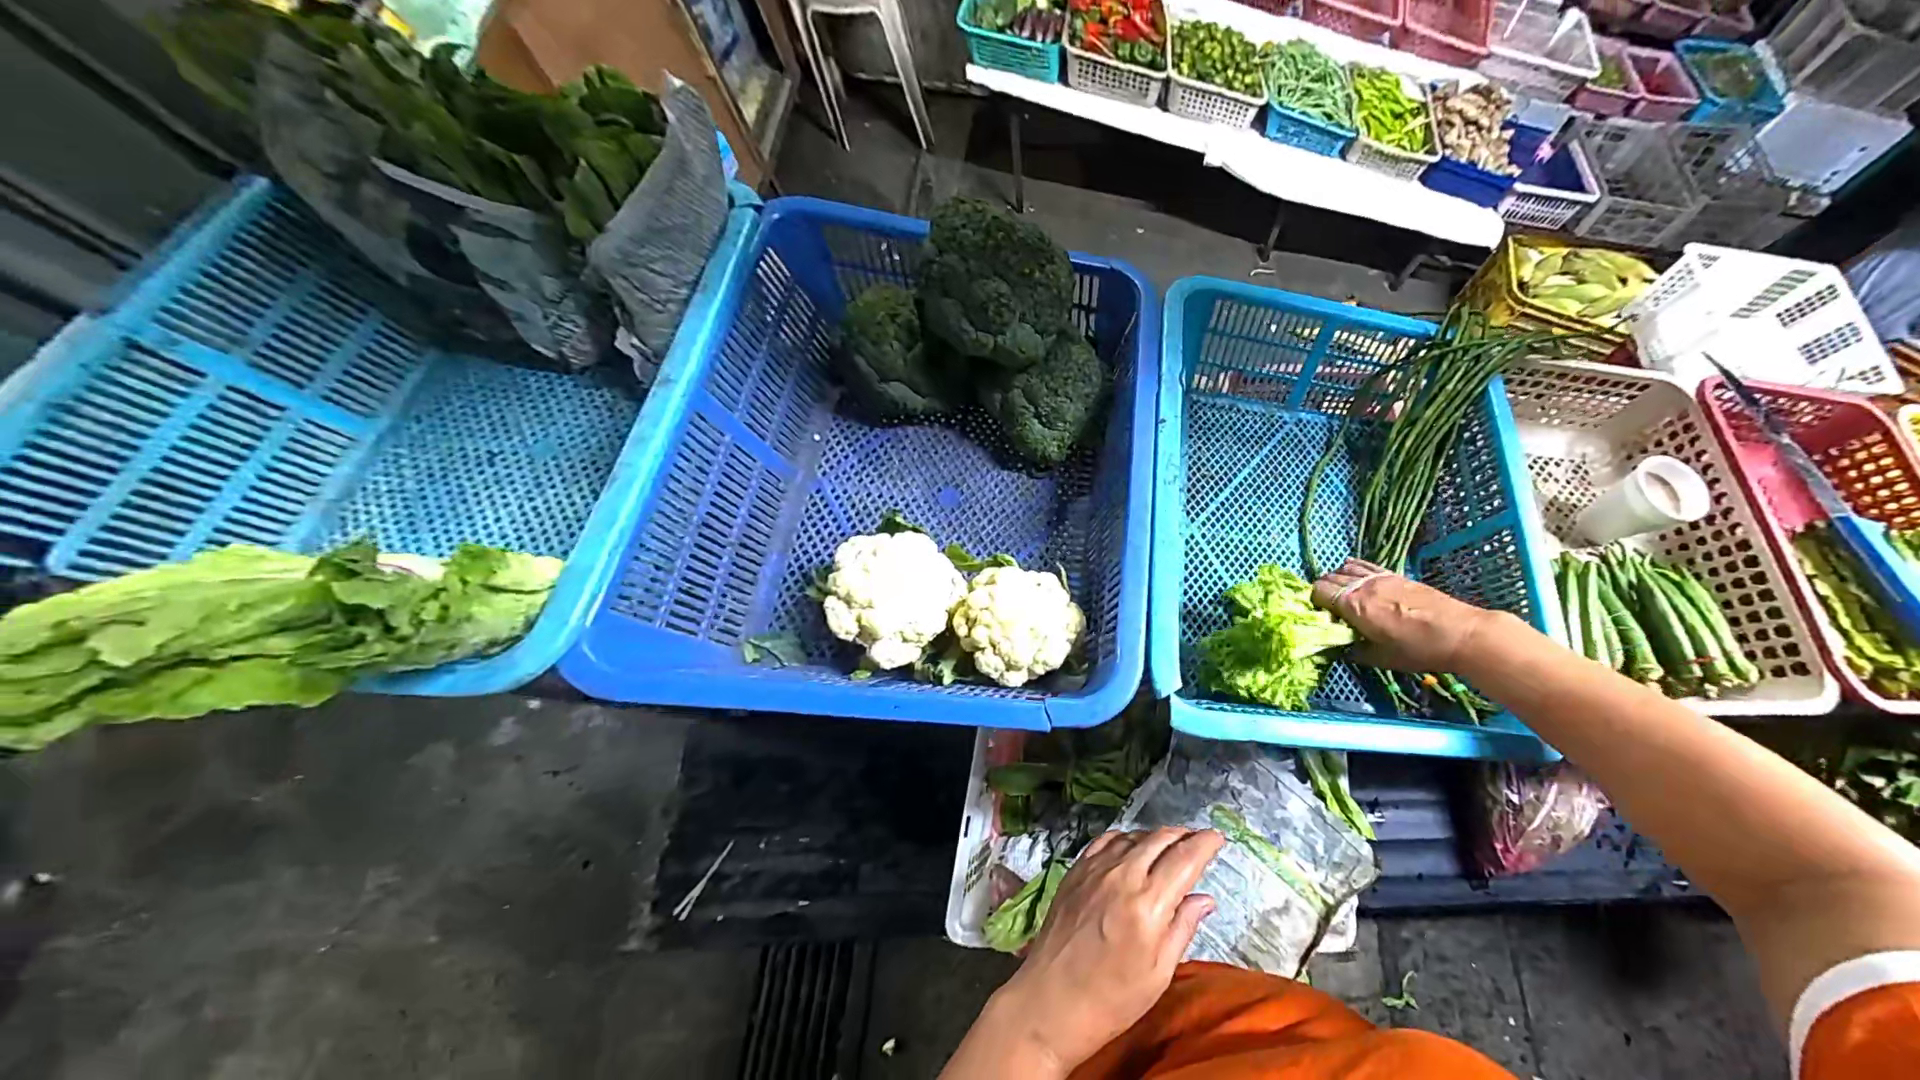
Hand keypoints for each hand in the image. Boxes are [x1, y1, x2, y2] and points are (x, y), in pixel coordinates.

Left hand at [976, 828, 1223, 1074]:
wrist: (1050, 1000)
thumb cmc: (1112, 998)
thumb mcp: (1159, 972)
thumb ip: (1183, 927)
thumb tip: (1205, 898)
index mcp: (1148, 904)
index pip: (1184, 858)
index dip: (1205, 843)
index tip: (1218, 837)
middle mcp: (1121, 876)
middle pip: (1159, 839)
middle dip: (1183, 835)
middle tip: (1198, 840)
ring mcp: (1094, 869)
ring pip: (1133, 836)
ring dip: (1156, 836)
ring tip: (1170, 845)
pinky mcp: (1075, 870)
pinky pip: (1105, 840)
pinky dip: (1125, 838)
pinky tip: (1132, 848)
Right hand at [1312, 558, 1502, 673]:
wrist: (1462, 634)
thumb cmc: (1418, 649)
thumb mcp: (1380, 658)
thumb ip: (1354, 650)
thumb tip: (1341, 646)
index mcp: (1353, 605)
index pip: (1317, 592)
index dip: (1313, 603)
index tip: (1319, 616)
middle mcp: (1361, 586)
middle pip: (1328, 578)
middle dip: (1322, 591)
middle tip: (1328, 609)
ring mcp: (1379, 577)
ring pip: (1344, 568)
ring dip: (1337, 579)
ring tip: (1341, 594)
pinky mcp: (1395, 575)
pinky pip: (1364, 565)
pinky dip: (1353, 570)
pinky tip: (1355, 577)